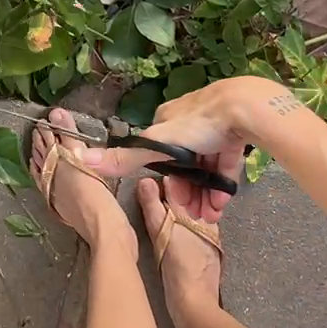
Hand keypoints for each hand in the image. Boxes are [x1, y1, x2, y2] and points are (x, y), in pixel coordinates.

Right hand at [82, 76, 286, 212]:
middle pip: (183, 165)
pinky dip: (221, 186)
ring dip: (205, 196)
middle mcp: (187, 124)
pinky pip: (223, 166)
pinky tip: (222, 205)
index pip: (160, 156)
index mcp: (166, 121)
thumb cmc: (199, 124)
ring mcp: (213, 131)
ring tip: (210, 217)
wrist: (246, 109)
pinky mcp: (234, 138)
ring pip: (204, 169)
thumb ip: (125, 158)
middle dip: (188, 194)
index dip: (167, 181)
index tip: (173, 202)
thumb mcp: (158, 143)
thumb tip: (80, 159)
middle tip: (195, 217)